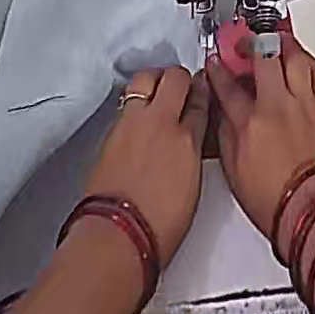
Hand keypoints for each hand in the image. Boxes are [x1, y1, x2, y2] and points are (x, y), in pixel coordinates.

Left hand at [81, 67, 210, 263]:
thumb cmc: (157, 226)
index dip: (202, 92)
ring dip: (155, 79)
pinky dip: (136, 98)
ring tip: (158, 88)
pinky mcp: (111, 130)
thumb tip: (190, 140)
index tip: (202, 91)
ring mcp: (133, 123)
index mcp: (188, 141)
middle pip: (175, 78)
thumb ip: (193, 153)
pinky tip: (140, 111)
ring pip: (146, 79)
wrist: (118, 236)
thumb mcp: (193, 187)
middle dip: (181, 77)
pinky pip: (128, 100)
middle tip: (182, 85)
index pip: (201, 101)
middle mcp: (161, 123)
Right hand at [205, 34, 314, 240]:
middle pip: (263, 57)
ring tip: (276, 37)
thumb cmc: (275, 199)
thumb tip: (223, 114)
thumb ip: (225, 133)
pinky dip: (307, 62)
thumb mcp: (233, 169)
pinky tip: (302, 59)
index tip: (216, 63)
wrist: (311, 211)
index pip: (227, 84)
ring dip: (283, 43)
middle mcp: (275, 107)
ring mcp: (301, 105)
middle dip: (251, 41)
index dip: (218, 69)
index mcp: (248, 122)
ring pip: (294, 57)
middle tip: (245, 39)